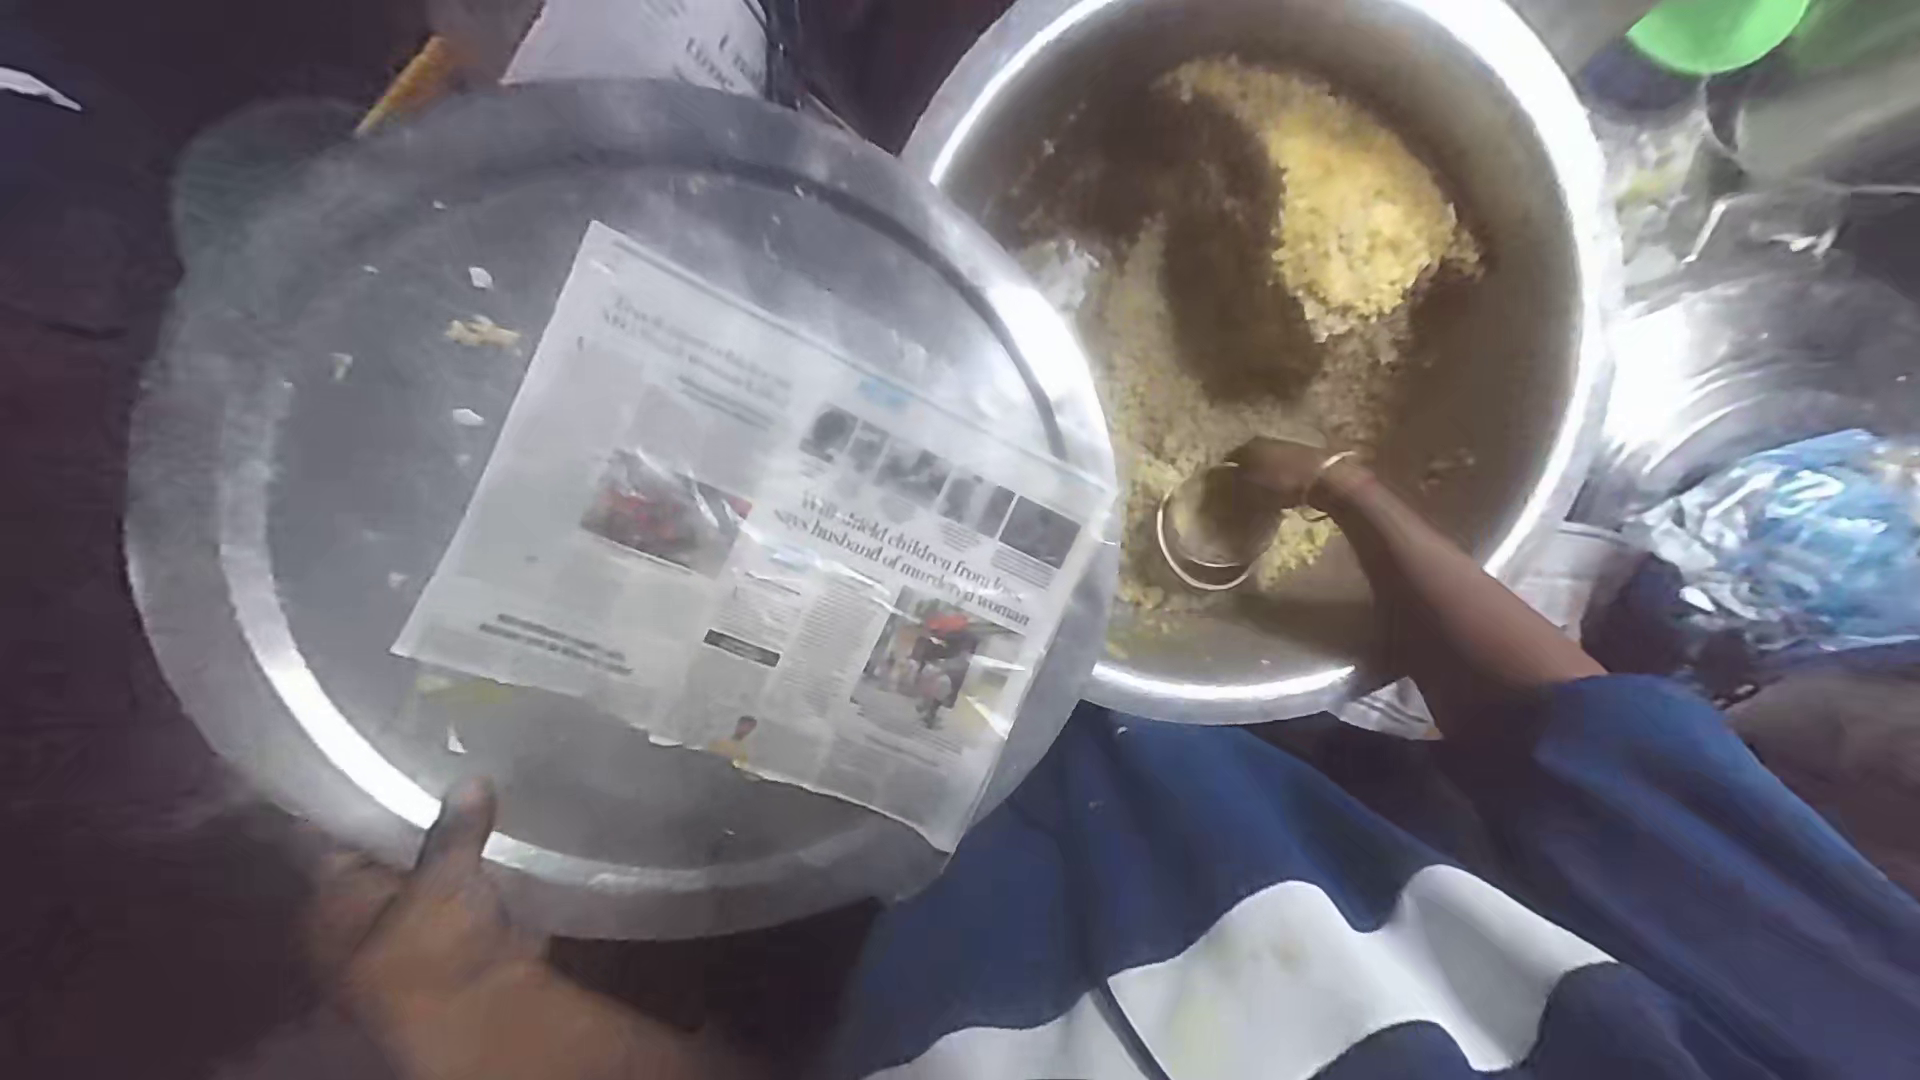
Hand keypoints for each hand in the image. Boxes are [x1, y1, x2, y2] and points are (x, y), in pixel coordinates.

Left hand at [307, 779, 749, 1079]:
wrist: (481, 1005)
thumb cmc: (433, 951)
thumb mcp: (438, 884)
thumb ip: (453, 829)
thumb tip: (472, 776)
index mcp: (333, 900)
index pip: (336, 830)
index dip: (361, 790)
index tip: (396, 743)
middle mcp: (365, 902)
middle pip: (388, 836)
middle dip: (419, 800)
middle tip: (454, 747)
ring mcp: (414, 907)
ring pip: (432, 849)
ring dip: (457, 822)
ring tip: (487, 767)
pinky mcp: (458, 910)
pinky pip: (466, 863)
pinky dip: (481, 842)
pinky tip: (507, 809)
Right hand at [1229, 438, 1355, 510]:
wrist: (1326, 478)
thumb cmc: (1281, 484)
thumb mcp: (1250, 489)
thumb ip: (1235, 483)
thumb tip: (1224, 478)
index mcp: (1249, 446)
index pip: (1230, 456)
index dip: (1226, 470)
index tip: (1223, 483)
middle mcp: (1266, 440)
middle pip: (1249, 454)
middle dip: (1245, 467)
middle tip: (1240, 483)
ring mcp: (1287, 444)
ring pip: (1267, 457)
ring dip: (1263, 469)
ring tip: (1260, 485)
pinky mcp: (1305, 453)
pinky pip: (1284, 463)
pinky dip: (1279, 471)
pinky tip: (1280, 483)